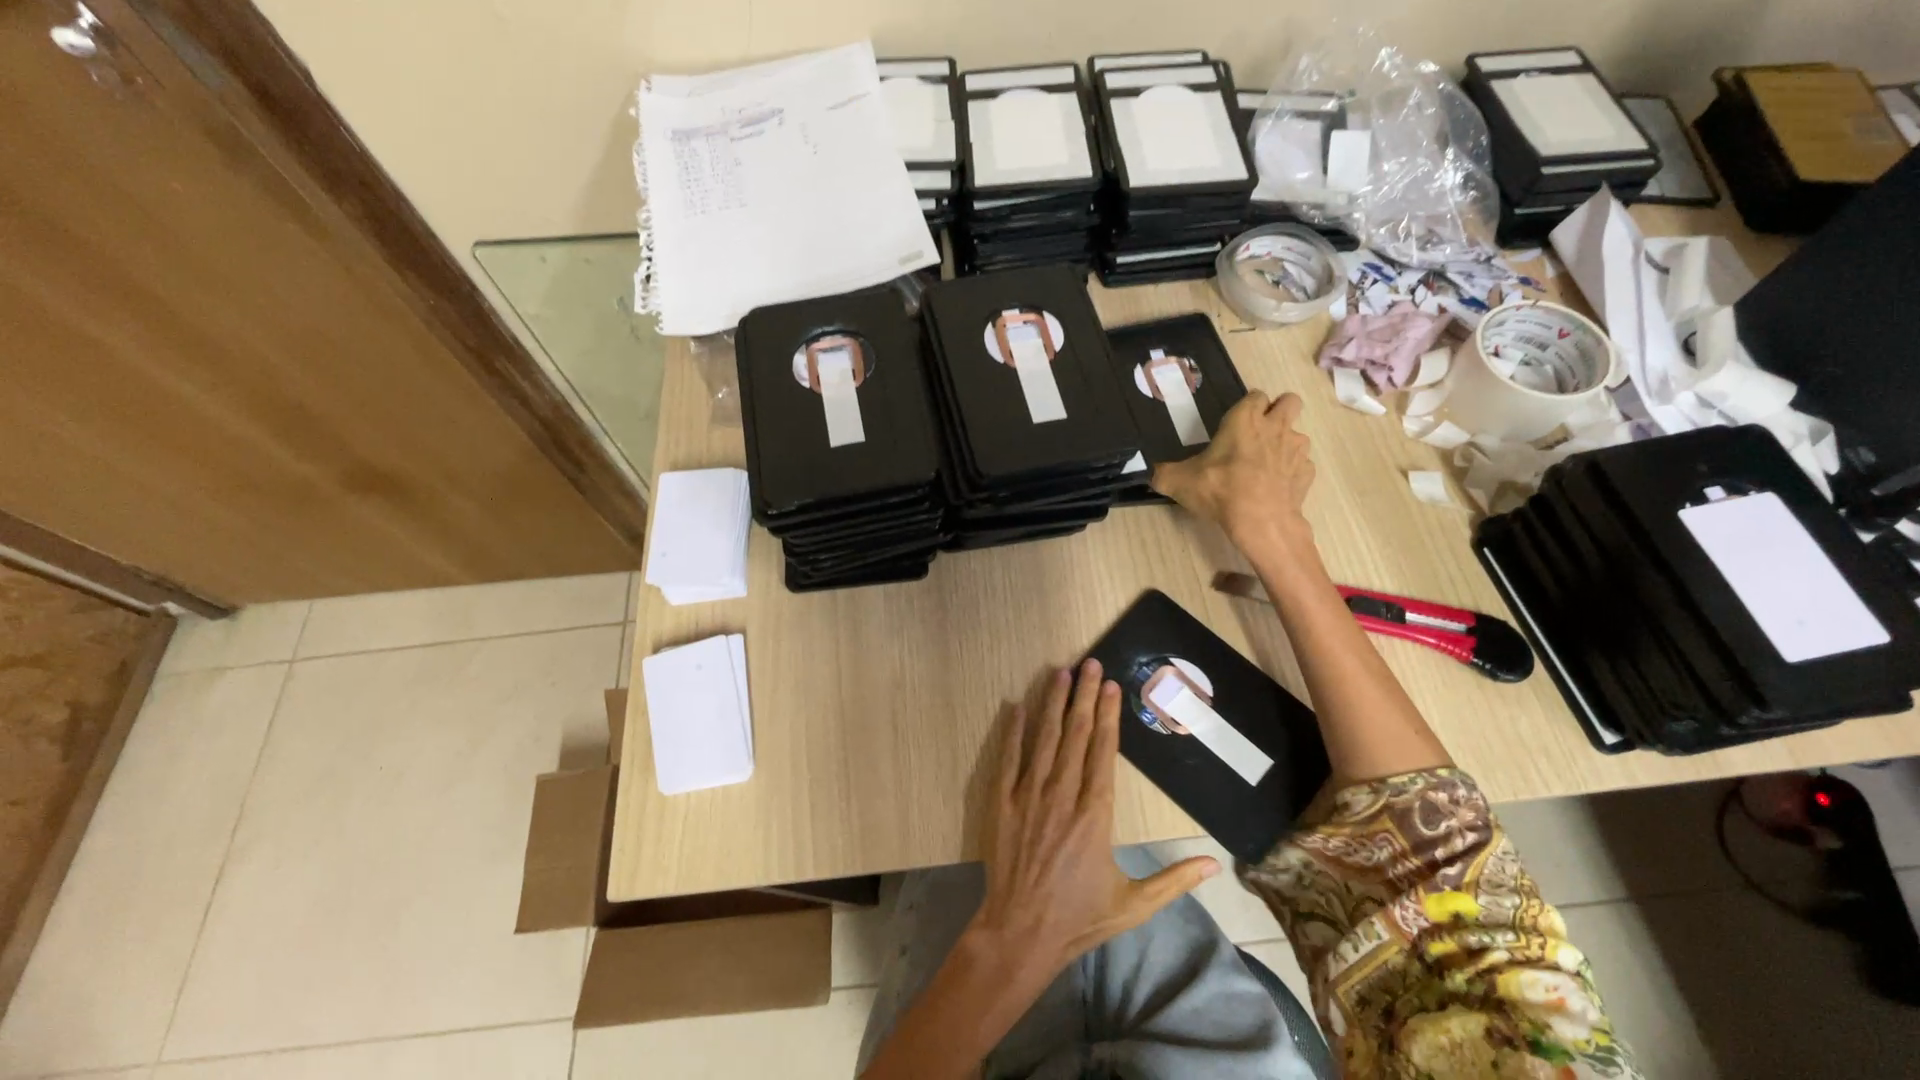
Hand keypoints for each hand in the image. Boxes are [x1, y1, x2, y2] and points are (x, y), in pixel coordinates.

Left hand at [970, 659, 1219, 969]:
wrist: (1021, 933)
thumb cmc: (1080, 917)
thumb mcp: (1134, 905)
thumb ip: (1175, 880)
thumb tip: (1217, 864)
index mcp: (1095, 815)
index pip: (1104, 752)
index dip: (1108, 715)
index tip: (1111, 686)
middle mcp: (1063, 797)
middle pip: (1076, 736)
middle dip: (1083, 696)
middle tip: (1089, 662)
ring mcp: (1029, 798)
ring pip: (1044, 740)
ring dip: (1052, 704)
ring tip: (1059, 672)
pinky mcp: (1003, 805)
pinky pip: (1008, 761)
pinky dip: (1012, 732)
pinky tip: (1017, 707)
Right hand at [1152, 391, 1314, 552]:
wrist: (1260, 521)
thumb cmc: (1219, 489)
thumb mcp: (1178, 481)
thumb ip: (1164, 474)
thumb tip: (1153, 475)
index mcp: (1245, 418)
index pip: (1256, 395)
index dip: (1248, 406)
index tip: (1236, 422)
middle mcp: (1275, 427)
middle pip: (1290, 401)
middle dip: (1280, 410)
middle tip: (1260, 431)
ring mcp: (1296, 450)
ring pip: (1298, 435)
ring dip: (1286, 444)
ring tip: (1266, 464)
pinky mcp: (1306, 473)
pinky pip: (1302, 465)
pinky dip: (1291, 472)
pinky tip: (1276, 487)